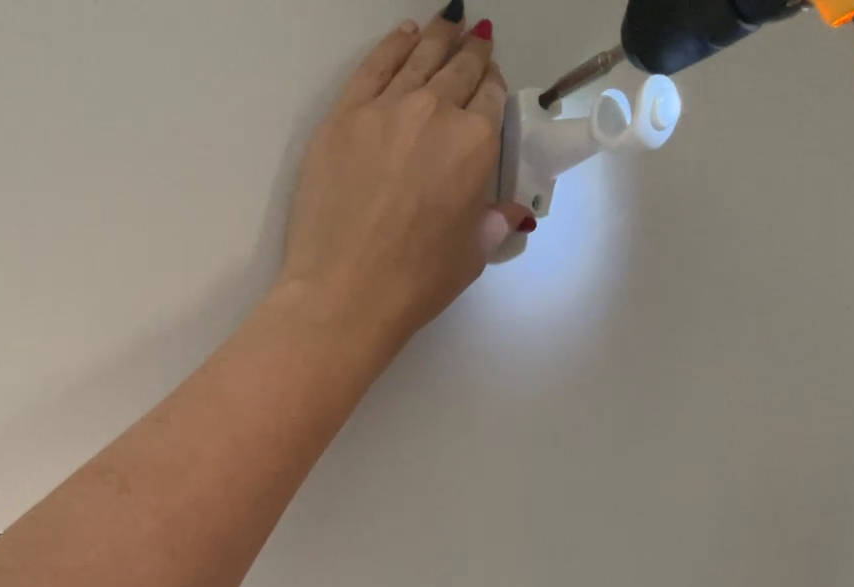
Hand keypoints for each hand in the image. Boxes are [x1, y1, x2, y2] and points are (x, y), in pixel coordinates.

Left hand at [279, 11, 530, 346]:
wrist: (342, 293)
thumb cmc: (413, 284)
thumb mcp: (470, 257)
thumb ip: (493, 222)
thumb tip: (511, 212)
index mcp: (476, 144)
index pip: (492, 97)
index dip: (493, 88)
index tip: (490, 86)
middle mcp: (435, 113)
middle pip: (458, 70)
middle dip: (471, 55)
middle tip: (475, 43)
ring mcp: (384, 110)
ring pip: (418, 58)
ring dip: (437, 38)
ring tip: (448, 24)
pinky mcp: (342, 117)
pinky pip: (372, 66)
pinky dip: (392, 46)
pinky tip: (404, 35)